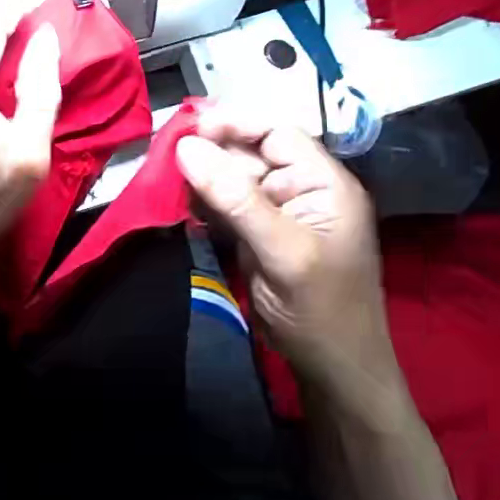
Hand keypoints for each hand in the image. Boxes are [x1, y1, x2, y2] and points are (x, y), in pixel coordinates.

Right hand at [176, 103, 396, 396]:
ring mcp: (281, 214)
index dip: (236, 124)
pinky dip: (205, 202)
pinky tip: (180, 199)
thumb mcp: (283, 252)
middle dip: (212, 151)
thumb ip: (237, 198)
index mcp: (325, 182)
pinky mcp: (262, 237)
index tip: (191, 125)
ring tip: (165, 173)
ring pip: (237, 180)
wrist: (334, 374)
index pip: (278, 134)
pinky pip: (230, 207)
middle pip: (253, 154)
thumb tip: (188, 147)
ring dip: (203, 176)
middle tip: (166, 151)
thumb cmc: (321, 311)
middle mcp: (304, 189)